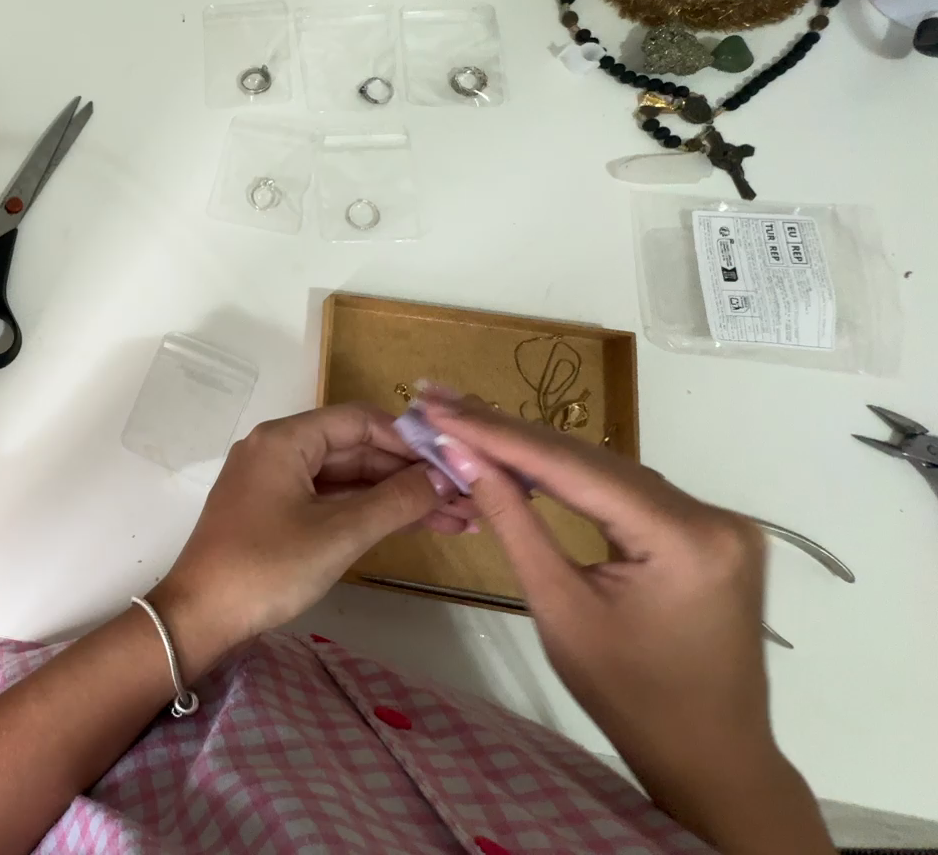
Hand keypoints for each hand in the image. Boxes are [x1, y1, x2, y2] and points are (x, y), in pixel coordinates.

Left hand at [149, 403, 452, 678]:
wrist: (202, 612)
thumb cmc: (268, 566)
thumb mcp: (339, 533)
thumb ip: (395, 501)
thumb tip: (445, 478)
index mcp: (283, 439)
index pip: (359, 420)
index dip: (410, 440)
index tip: (459, 461)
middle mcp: (276, 449)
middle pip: (354, 447)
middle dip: (411, 472)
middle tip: (472, 497)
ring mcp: (274, 480)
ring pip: (346, 476)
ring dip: (397, 495)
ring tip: (461, 518)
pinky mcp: (275, 509)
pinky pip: (330, 497)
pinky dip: (369, 510)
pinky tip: (417, 525)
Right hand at [420, 389, 831, 852]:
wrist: (705, 749)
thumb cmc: (625, 688)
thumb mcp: (555, 600)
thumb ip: (511, 519)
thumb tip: (460, 453)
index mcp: (684, 537)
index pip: (569, 468)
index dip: (494, 434)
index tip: (435, 407)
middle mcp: (711, 515)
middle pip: (585, 459)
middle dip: (504, 428)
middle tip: (437, 398)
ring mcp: (711, 521)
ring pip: (599, 468)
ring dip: (528, 444)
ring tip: (462, 414)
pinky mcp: (699, 531)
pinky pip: (617, 489)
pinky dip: (560, 471)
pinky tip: (515, 451)